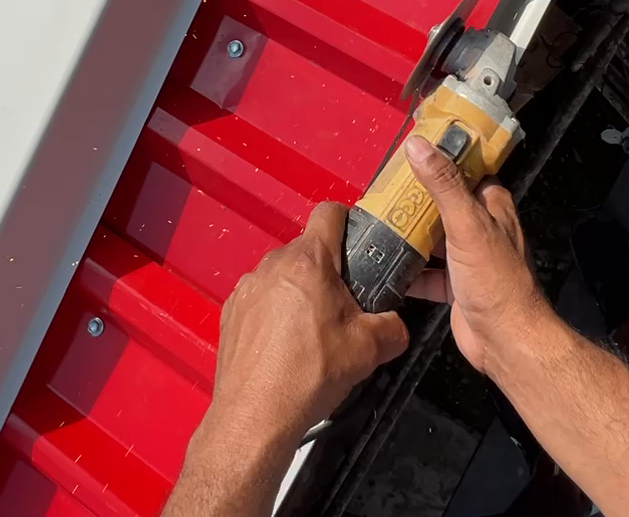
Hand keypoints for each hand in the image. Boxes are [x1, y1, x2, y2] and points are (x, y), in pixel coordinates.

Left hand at [200, 202, 408, 450]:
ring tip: (311, 331)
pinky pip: (260, 296)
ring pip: (283, 273)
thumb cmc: (307, 376)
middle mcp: (274, 265)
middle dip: (327, 269)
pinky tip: (283, 345)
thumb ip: (393, 328)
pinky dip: (274, 311)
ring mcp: (249, 286)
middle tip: (342, 304)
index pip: (330, 212)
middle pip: (308, 248)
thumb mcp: (369, 350)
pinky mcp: (231, 310)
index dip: (348, 219)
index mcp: (309, 262)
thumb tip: (396, 326)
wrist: (254, 417)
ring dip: (299, 290)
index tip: (356, 239)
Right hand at [402, 136, 551, 374]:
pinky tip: (386, 264)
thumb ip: (443, 184)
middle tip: (384, 188)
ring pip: (434, 237)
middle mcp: (482, 227)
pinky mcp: (456, 285)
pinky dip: (409, 270)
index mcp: (492, 205)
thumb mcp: (467, 223)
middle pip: (445, 203)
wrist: (506, 341)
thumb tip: (418, 146)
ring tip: (379, 221)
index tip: (412, 150)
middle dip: (417, 197)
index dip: (442, 158)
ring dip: (410, 233)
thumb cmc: (496, 279)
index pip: (467, 170)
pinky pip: (427, 272)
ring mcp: (469, 257)